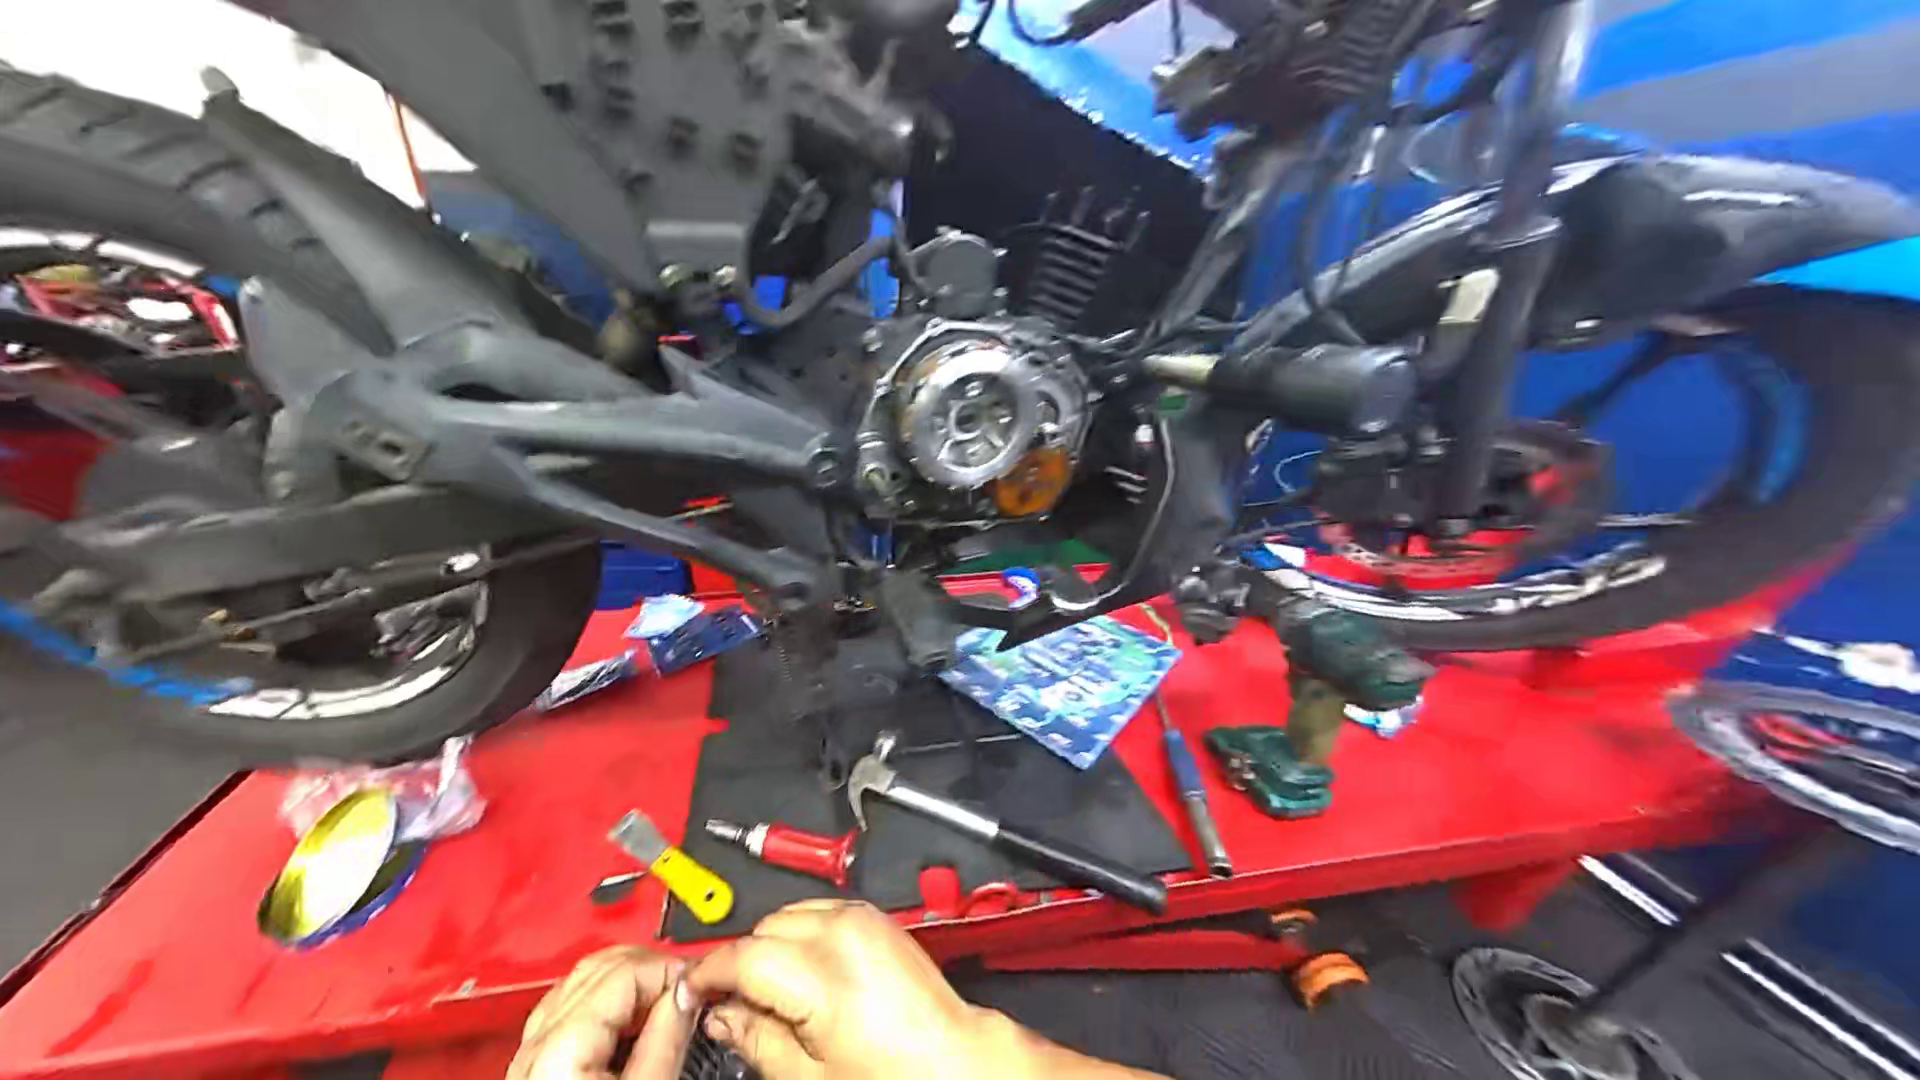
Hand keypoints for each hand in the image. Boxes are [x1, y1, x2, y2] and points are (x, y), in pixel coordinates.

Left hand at [509, 945, 699, 1079]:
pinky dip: (608, 1000)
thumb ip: (667, 1037)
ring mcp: (528, 1054)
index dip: (671, 968)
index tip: (697, 986)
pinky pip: (571, 1007)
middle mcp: (536, 1043)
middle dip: (653, 968)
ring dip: (633, 979)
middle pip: (604, 963)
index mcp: (559, 1046)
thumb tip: (686, 988)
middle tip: (685, 991)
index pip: (628, 968)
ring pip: (587, 978)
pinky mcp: (531, 1067)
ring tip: (663, 1005)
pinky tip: (630, 1021)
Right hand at [684, 899, 989, 1079]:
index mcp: (823, 970)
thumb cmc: (891, 1077)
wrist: (951, 1057)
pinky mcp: (873, 915)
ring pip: (790, 913)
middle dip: (743, 961)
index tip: (693, 991)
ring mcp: (860, 916)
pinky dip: (801, 931)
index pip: (745, 954)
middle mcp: (841, 929)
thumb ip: (757, 1038)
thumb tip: (721, 1012)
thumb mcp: (810, 1077)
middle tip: (733, 1002)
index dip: (710, 972)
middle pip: (765, 928)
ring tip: (772, 989)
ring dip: (772, 943)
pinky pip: (820, 909)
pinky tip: (804, 968)